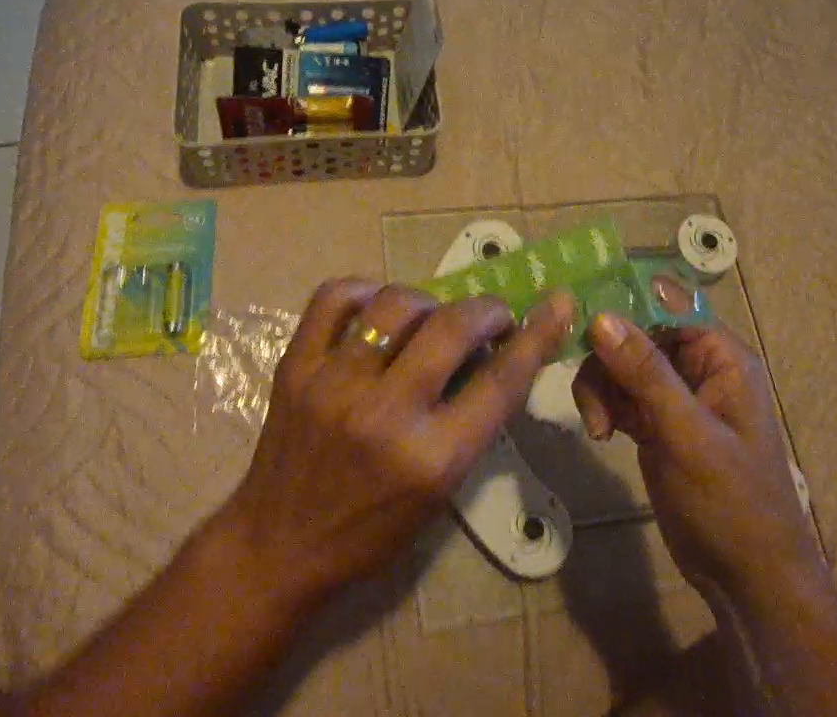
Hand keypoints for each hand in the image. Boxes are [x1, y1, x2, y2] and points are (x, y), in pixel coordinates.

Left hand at [219, 279, 575, 596]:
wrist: (280, 545)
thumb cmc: (372, 531)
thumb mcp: (441, 491)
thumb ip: (472, 422)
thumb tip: (497, 352)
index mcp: (431, 458)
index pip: (500, 381)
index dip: (536, 336)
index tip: (556, 306)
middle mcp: (385, 414)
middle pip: (451, 327)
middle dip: (484, 309)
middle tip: (490, 316)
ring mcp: (334, 385)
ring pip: (395, 303)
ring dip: (428, 301)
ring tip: (431, 315)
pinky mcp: (296, 367)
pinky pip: (333, 298)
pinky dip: (365, 290)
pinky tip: (378, 305)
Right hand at [571, 291, 820, 599]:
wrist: (747, 579)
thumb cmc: (733, 503)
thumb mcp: (688, 435)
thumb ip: (645, 373)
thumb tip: (601, 315)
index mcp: (722, 356)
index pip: (667, 303)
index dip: (624, 299)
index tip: (577, 310)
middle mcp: (698, 366)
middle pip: (634, 331)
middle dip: (604, 354)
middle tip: (589, 392)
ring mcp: (674, 396)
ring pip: (619, 363)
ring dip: (599, 386)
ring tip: (598, 426)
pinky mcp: (654, 423)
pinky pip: (617, 394)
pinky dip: (603, 407)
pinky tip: (602, 433)